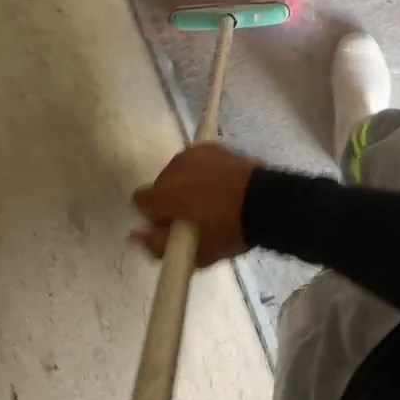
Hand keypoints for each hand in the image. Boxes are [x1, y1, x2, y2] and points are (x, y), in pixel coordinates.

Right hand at [131, 143, 258, 266]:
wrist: (265, 202)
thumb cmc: (227, 230)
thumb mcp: (193, 252)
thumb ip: (157, 246)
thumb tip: (134, 235)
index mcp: (162, 194)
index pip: (139, 201)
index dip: (154, 215)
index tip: (171, 224)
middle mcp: (171, 168)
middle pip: (160, 185)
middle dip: (171, 199)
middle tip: (194, 215)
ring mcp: (191, 154)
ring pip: (178, 172)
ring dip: (186, 184)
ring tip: (210, 199)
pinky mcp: (209, 147)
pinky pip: (196, 162)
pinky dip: (202, 171)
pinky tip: (219, 184)